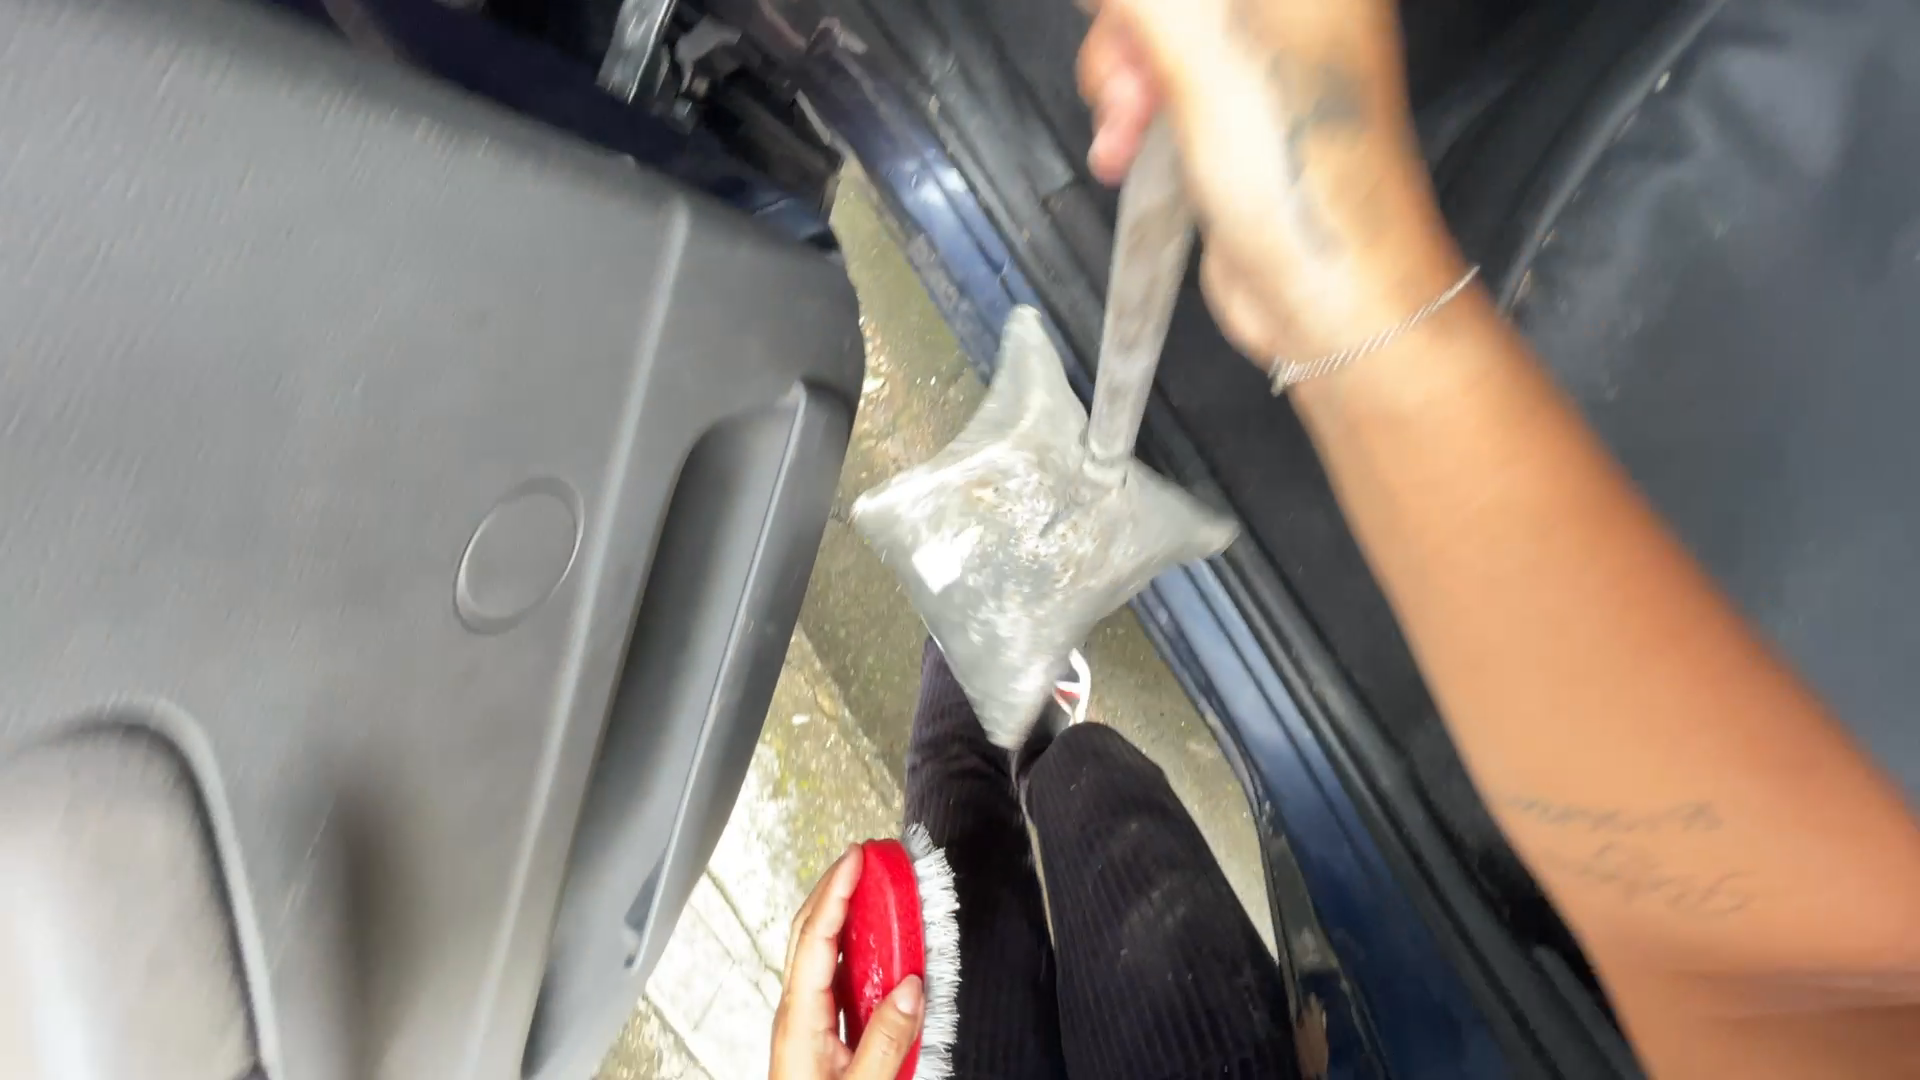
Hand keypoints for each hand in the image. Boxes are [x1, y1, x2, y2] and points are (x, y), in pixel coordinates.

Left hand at [770, 846, 924, 1079]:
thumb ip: (887, 1040)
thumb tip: (911, 984)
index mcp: (800, 1018)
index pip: (815, 935)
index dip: (836, 890)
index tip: (856, 857)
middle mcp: (797, 1011)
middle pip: (807, 930)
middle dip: (833, 886)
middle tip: (862, 859)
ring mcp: (805, 1020)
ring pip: (817, 948)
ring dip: (840, 909)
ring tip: (869, 887)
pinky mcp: (819, 1031)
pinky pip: (831, 970)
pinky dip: (850, 942)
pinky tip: (873, 942)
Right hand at [1077, 0, 1468, 368]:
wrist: (1320, 290)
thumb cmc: (1292, 177)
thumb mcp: (1212, 61)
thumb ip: (1152, 1)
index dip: (1140, 2)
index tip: (1113, 23)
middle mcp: (1282, 8)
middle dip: (1124, 39)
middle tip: (1124, 93)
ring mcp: (1250, 67)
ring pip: (1153, 38)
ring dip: (1117, 87)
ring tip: (1120, 141)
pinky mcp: (1223, 120)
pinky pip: (1159, 91)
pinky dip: (1130, 118)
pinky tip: (1121, 154)